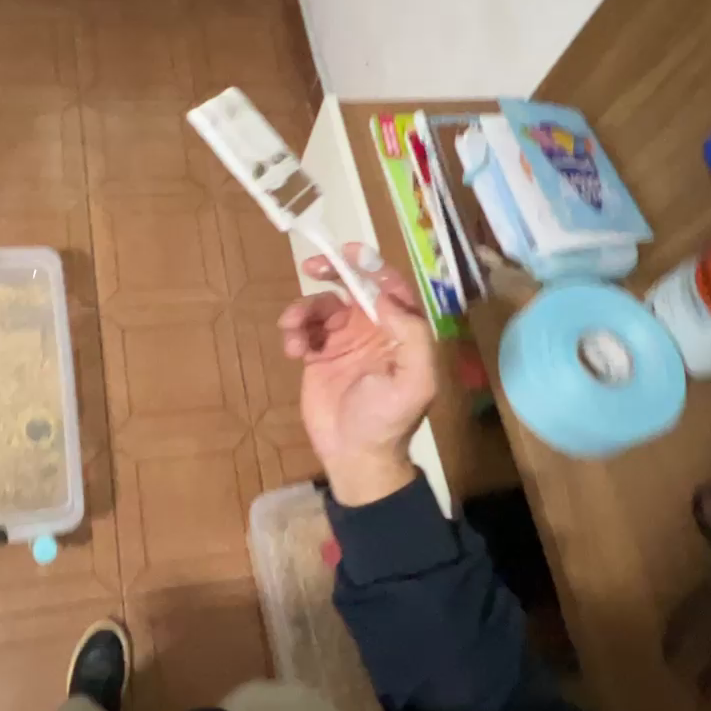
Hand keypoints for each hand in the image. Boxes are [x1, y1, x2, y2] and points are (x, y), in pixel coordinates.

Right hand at [278, 244, 435, 506]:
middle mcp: (373, 328)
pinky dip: (295, 332)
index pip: (389, 286)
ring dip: (304, 309)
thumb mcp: (416, 379)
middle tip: (312, 266)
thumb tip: (384, 295)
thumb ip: (411, 333)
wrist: (356, 456)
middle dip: (332, 271)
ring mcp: (343, 341)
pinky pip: (304, 329)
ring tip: (293, 331)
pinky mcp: (318, 356)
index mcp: (400, 330)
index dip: (371, 265)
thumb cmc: (389, 418)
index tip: (349, 254)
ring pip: (322, 306)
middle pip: (352, 286)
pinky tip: (294, 350)